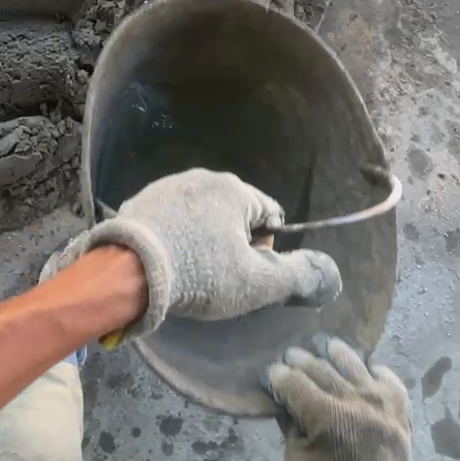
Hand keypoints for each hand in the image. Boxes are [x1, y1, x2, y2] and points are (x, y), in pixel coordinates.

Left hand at [54, 168, 341, 339]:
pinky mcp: (141, 200)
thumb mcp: (258, 284)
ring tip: (191, 270)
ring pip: (202, 214)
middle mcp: (203, 177)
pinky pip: (172, 218)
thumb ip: (298, 276)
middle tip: (220, 275)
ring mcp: (169, 186)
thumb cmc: (202, 274)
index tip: (248, 272)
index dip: (267, 248)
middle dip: (234, 242)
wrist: (129, 269)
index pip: (270, 214)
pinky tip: (168, 261)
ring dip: (204, 237)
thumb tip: (329, 273)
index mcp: (235, 189)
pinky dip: (176, 236)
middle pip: (235, 212)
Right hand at [266, 337, 413, 460]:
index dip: (277, 376)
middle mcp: (357, 404)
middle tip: (288, 358)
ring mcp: (383, 408)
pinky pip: (390, 381)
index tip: (268, 374)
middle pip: (321, 368)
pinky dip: (376, 372)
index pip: (293, 382)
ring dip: (335, 353)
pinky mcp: (401, 417)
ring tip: (325, 345)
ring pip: (355, 363)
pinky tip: (365, 370)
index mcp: (327, 418)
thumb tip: (284, 395)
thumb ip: (291, 422)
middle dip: (300, 361)